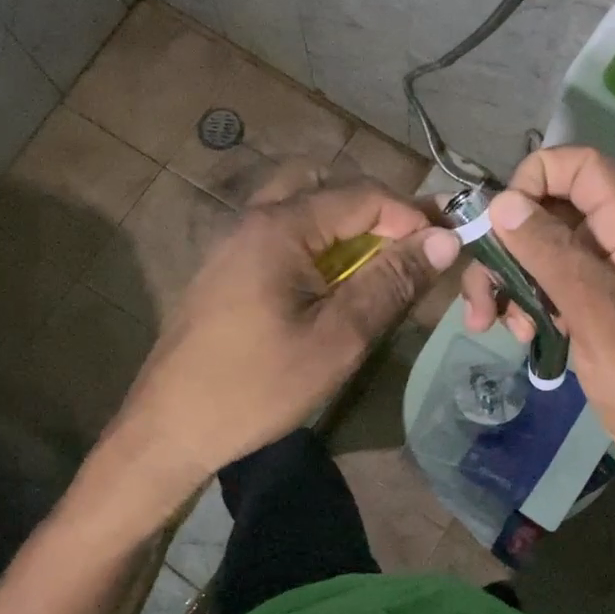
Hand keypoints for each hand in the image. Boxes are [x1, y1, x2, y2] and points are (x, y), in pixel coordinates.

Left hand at [113, 179, 460, 483]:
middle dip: (375, 210)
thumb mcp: (337, 339)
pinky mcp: (224, 270)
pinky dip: (314, 245)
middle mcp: (252, 219)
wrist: (170, 427)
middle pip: (326, 186)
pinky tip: (328, 288)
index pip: (362, 194)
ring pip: (299, 208)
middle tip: (406, 251)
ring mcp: (232, 243)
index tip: (444, 249)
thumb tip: (443, 239)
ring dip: (343, 227)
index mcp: (279, 227)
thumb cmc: (258, 387)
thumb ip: (390, 283)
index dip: (411, 216)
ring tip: (372, 268)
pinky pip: (278, 235)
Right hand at [459, 147, 614, 465]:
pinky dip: (523, 303)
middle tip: (481, 296)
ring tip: (493, 324)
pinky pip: (546, 284)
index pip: (581, 167)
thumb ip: (554, 257)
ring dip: (507, 280)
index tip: (496, 225)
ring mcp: (605, 275)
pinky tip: (521, 337)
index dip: (534, 180)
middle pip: (549, 211)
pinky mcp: (592, 306)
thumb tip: (503, 202)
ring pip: (539, 249)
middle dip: (505, 245)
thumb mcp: (602, 318)